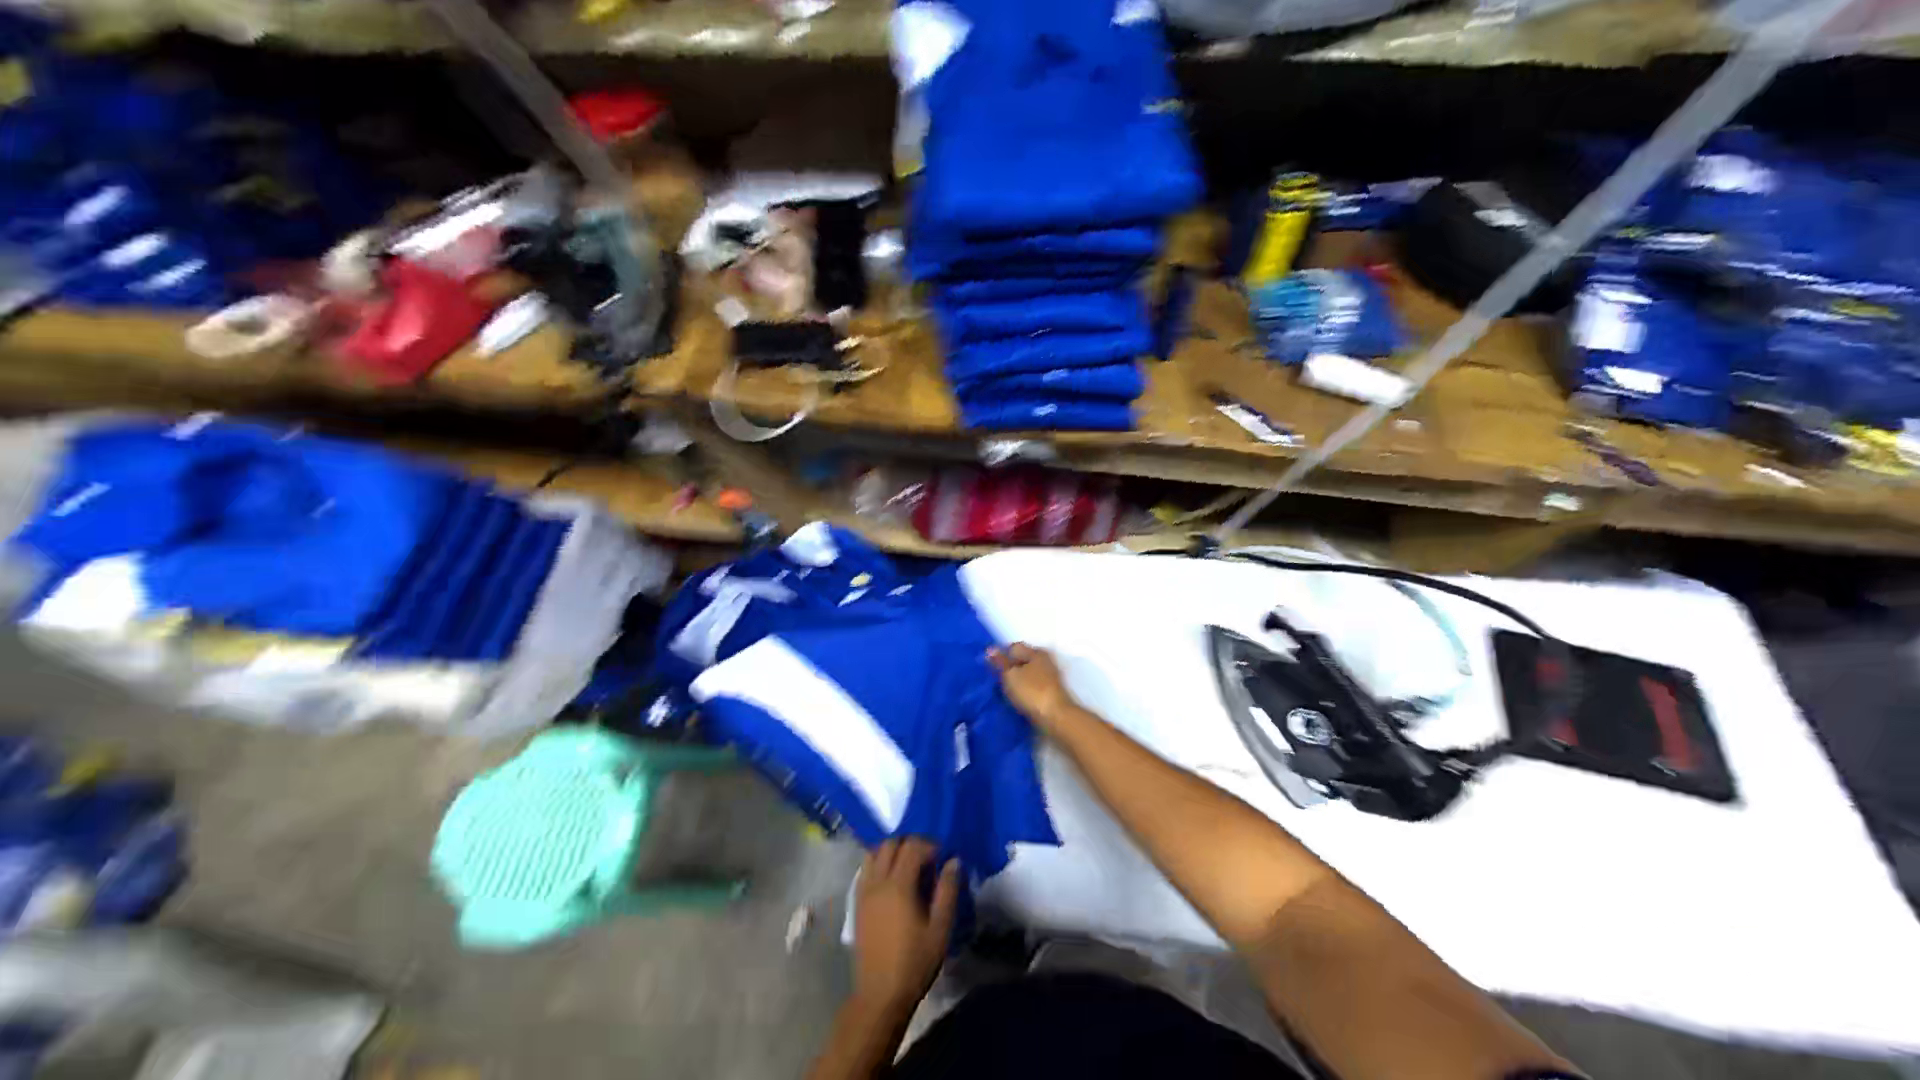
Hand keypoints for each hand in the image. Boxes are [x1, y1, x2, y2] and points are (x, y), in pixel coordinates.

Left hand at [852, 838, 959, 1014]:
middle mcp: (877, 882)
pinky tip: (892, 880)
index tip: (942, 856)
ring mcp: (863, 892)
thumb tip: (953, 861)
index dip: (929, 845)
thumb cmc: (915, 962)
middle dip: (910, 843)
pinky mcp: (857, 902)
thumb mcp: (940, 929)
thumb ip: (947, 891)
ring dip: (892, 850)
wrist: (880, 994)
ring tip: (908, 866)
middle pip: (890, 844)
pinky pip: (865, 869)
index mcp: (898, 886)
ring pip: (873, 853)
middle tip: (927, 858)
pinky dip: (878, 863)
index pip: (912, 847)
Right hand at [987, 643, 1078, 730]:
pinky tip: (1015, 699)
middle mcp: (1045, 661)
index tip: (990, 668)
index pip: (1014, 647)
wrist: (1056, 718)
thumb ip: (1000, 662)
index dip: (1000, 656)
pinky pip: (1031, 688)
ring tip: (1002, 692)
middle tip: (994, 680)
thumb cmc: (1032, 692)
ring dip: (1015, 682)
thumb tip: (990, 649)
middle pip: (1021, 661)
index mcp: (1037, 652)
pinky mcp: (1050, 693)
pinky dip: (1023, 692)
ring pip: (1026, 675)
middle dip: (1008, 669)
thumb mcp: (1010, 675)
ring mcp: (1049, 678)